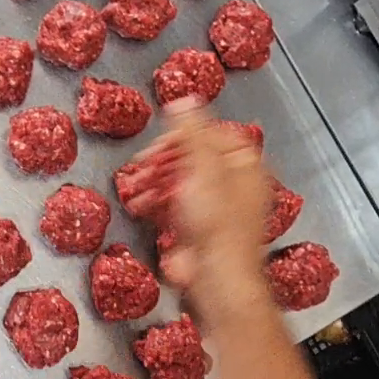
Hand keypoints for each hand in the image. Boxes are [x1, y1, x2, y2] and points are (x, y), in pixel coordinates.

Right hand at [129, 100, 273, 321]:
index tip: (162, 140)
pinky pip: (174, 207)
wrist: (215, 279)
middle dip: (162, 160)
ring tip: (133, 186)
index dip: (184, 134)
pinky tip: (138, 204)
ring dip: (153, 181)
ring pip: (180, 182)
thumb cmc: (217, 225)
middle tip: (142, 164)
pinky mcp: (197, 230)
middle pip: (193, 158)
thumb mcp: (202, 167)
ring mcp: (215, 209)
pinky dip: (155, 203)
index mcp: (245, 166)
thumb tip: (185, 99)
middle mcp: (233, 185)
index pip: (214, 135)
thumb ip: (192, 131)